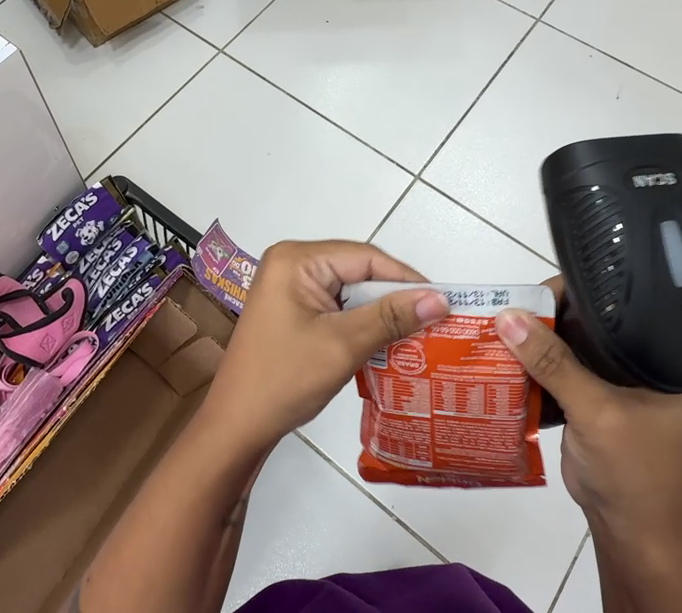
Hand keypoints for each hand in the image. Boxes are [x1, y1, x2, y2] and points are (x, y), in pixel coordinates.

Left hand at [201, 240, 448, 450]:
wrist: (237, 424)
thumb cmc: (284, 378)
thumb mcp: (343, 345)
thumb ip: (391, 318)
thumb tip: (440, 298)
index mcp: (296, 260)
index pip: (365, 257)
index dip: (406, 278)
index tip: (444, 303)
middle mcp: (291, 264)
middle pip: (358, 271)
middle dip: (394, 297)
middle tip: (436, 321)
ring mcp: (290, 288)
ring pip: (350, 292)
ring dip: (380, 313)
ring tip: (420, 334)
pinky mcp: (292, 311)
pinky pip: (337, 308)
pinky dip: (361, 324)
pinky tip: (388, 344)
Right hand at [494, 279, 681, 546]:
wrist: (631, 531)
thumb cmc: (632, 471)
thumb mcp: (596, 412)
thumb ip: (553, 364)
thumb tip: (507, 316)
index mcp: (664, 355)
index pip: (617, 304)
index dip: (577, 291)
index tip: (534, 292)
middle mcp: (639, 361)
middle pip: (586, 321)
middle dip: (545, 315)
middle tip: (506, 308)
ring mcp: (613, 381)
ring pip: (566, 344)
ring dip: (533, 339)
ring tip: (496, 326)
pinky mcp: (589, 398)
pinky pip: (556, 368)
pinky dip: (531, 363)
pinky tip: (502, 356)